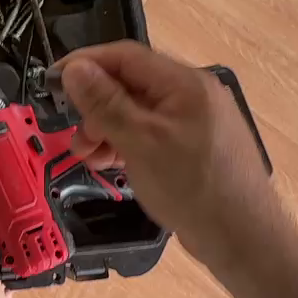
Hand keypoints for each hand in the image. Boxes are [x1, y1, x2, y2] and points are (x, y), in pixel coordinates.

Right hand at [59, 41, 275, 272]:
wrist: (244, 241)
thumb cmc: (192, 187)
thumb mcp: (139, 142)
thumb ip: (105, 103)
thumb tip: (74, 68)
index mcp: (184, 83)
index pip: (125, 56)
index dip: (85, 64)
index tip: (53, 82)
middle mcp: (191, 95)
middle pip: (129, 85)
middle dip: (94, 107)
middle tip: (76, 137)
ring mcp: (195, 122)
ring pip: (136, 112)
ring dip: (106, 129)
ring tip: (89, 157)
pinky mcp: (193, 147)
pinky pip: (150, 133)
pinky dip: (125, 143)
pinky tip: (112, 164)